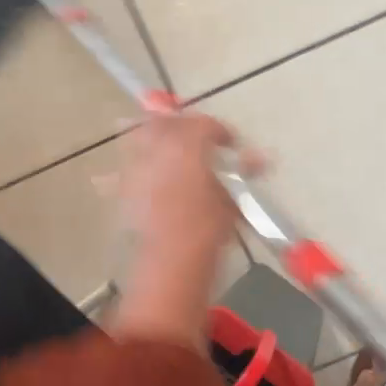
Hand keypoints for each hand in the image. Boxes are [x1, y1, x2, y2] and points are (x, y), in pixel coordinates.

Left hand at [111, 112, 241, 347]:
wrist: (172, 262)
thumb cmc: (208, 230)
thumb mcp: (232, 201)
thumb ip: (241, 175)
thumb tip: (261, 158)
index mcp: (187, 147)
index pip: (203, 125)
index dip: (219, 130)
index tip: (230, 144)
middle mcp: (157, 149)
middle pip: (165, 124)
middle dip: (182, 127)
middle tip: (198, 140)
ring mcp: (136, 167)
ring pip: (141, 139)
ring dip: (157, 139)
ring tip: (173, 153)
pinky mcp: (123, 188)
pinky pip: (127, 166)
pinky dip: (139, 165)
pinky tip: (148, 174)